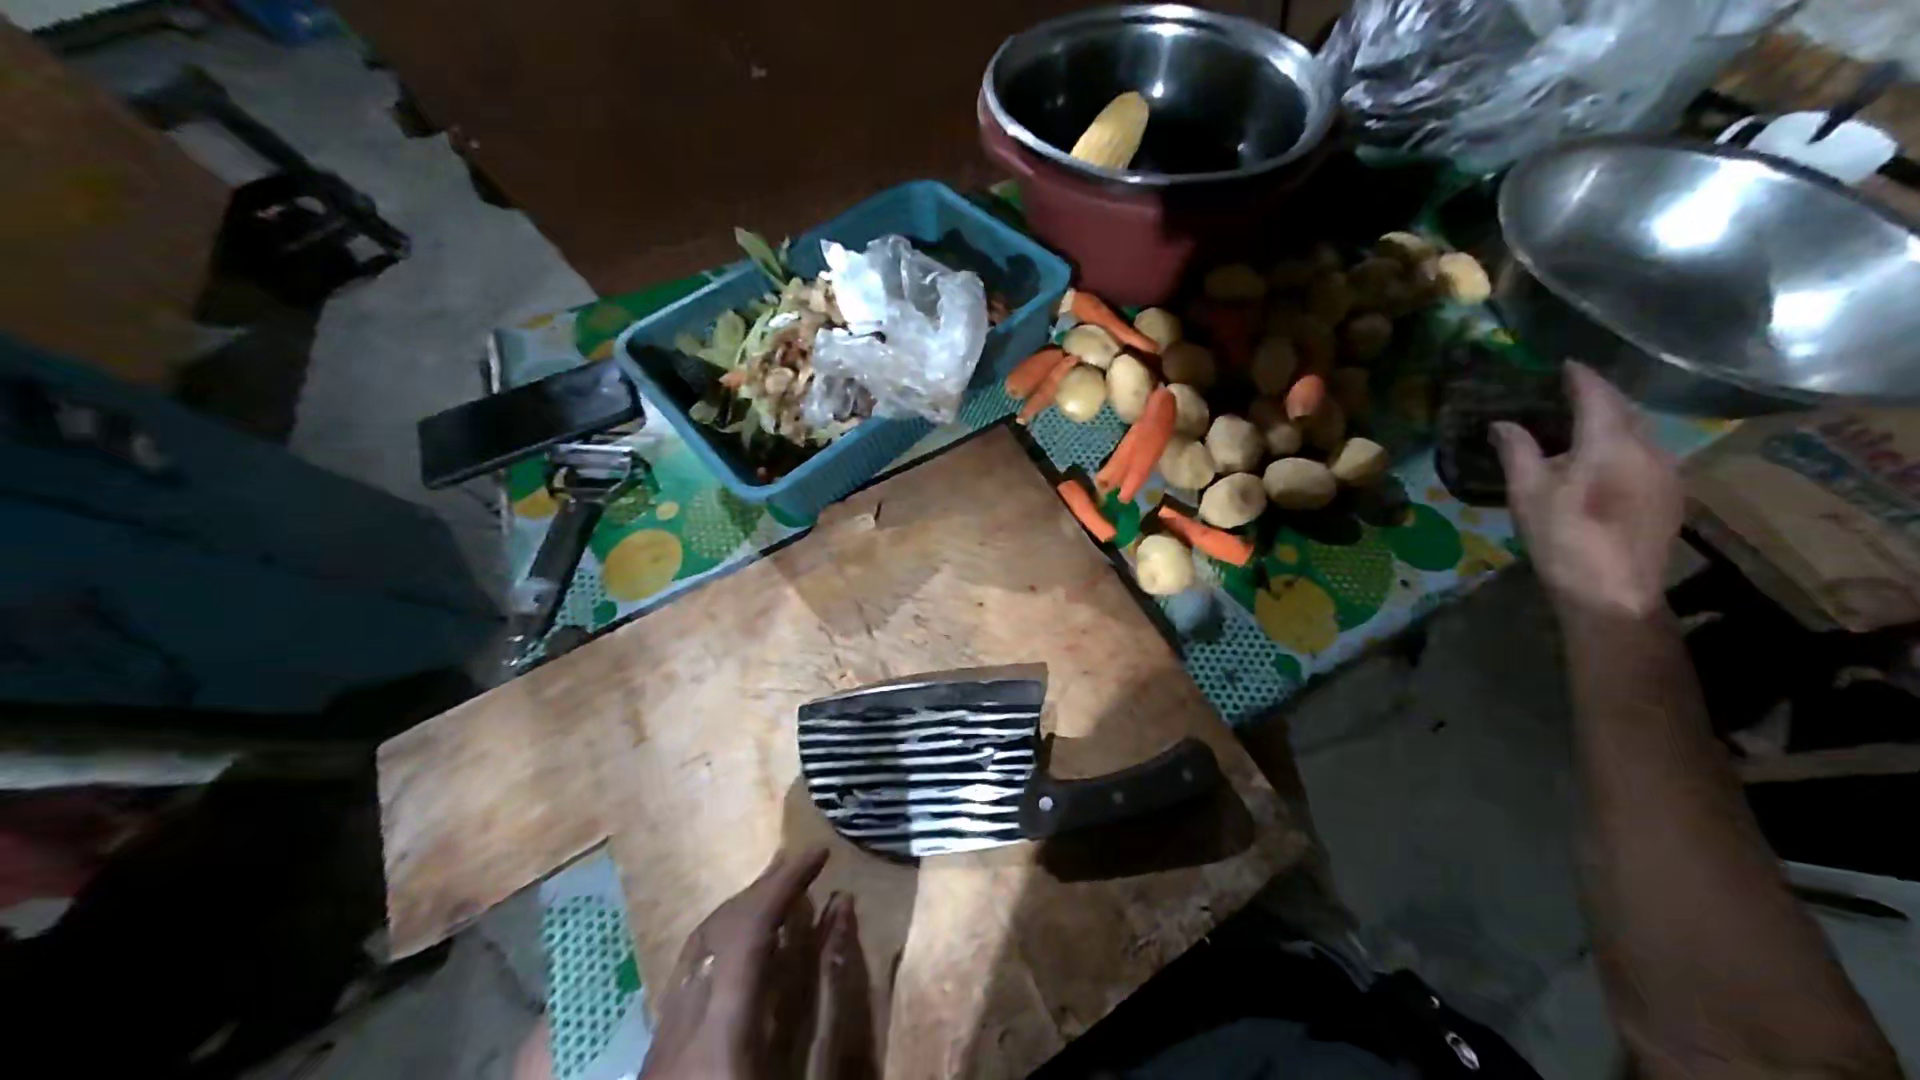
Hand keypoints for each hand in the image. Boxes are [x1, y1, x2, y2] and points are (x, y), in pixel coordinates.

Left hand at [640, 847, 875, 1079]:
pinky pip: (692, 975)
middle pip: (718, 930)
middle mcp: (684, 1023)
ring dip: (741, 910)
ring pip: (697, 948)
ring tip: (778, 893)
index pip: (748, 929)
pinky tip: (747, 952)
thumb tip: (843, 918)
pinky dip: (724, 944)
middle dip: (763, 887)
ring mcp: (665, 1039)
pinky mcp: (660, 1056)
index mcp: (722, 1032)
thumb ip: (830, 1001)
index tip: (819, 852)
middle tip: (801, 863)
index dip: (784, 882)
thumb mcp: (806, 1073)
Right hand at [1492, 362, 1681, 619]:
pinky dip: (1620, 445)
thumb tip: (1503, 423)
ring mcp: (1666, 473)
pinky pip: (1645, 454)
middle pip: (1625, 411)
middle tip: (1565, 393)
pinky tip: (1599, 460)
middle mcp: (1649, 449)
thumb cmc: (1562, 539)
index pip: (1598, 396)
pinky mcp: (1669, 494)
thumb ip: (1517, 451)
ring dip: (1610, 422)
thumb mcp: (1528, 494)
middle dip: (1597, 397)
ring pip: (1638, 433)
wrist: (1612, 593)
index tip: (1564, 364)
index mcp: (1611, 444)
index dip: (1581, 377)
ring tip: (1579, 424)